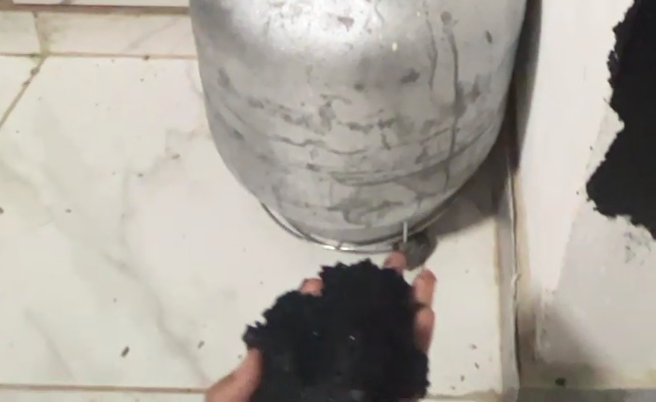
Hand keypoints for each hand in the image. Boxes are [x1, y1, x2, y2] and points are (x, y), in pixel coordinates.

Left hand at [206, 253, 438, 401]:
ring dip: (406, 319)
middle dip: (374, 306)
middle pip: (355, 348)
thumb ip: (229, 400)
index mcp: (292, 401)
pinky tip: (425, 320)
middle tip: (391, 265)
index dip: (312, 315)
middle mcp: (330, 400)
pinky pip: (405, 390)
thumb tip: (256, 352)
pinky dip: (418, 355)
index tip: (317, 283)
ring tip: (420, 279)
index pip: (305, 352)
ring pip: (388, 363)